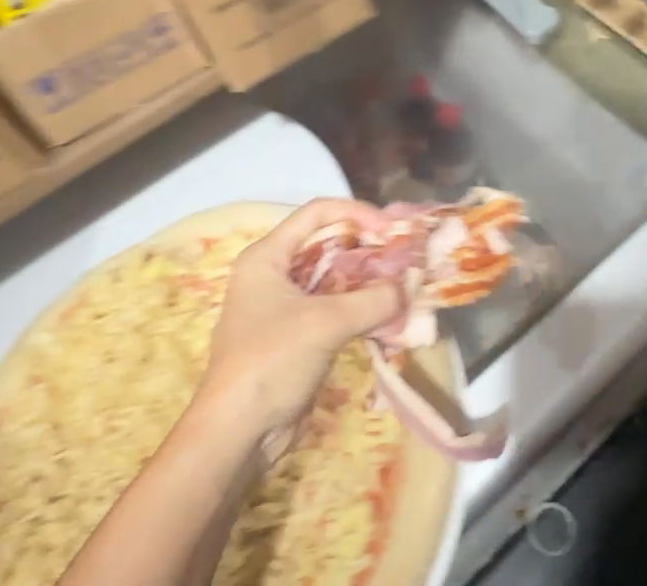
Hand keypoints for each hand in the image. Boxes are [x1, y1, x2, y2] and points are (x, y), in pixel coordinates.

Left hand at [199, 199, 403, 462]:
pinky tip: (391, 318)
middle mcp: (274, 274)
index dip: (356, 213)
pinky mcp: (298, 336)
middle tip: (406, 259)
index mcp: (267, 256)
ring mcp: (285, 307)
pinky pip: (335, 310)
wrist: (237, 432)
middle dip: (368, 250)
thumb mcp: (324, 323)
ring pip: (335, 279)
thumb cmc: (271, 361)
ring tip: (406, 287)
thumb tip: (408, 288)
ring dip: (369, 282)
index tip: (391, 228)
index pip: (316, 213)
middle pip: (328, 245)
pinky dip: (362, 310)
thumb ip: (372, 300)